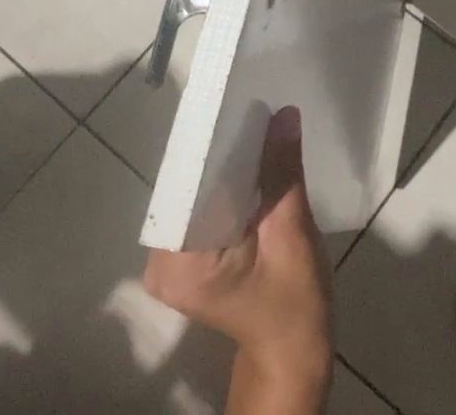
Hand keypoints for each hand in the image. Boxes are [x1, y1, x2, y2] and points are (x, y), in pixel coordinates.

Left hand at [143, 107, 332, 380]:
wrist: (293, 347)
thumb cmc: (295, 302)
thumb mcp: (293, 235)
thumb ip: (282, 173)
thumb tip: (283, 114)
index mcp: (180, 265)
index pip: (188, 189)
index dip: (213, 147)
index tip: (237, 108)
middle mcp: (160, 262)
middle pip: (189, 189)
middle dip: (222, 153)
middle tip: (251, 110)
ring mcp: (169, 261)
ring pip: (196, 194)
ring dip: (225, 167)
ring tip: (253, 128)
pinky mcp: (185, 256)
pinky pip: (202, 206)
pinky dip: (225, 186)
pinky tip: (248, 162)